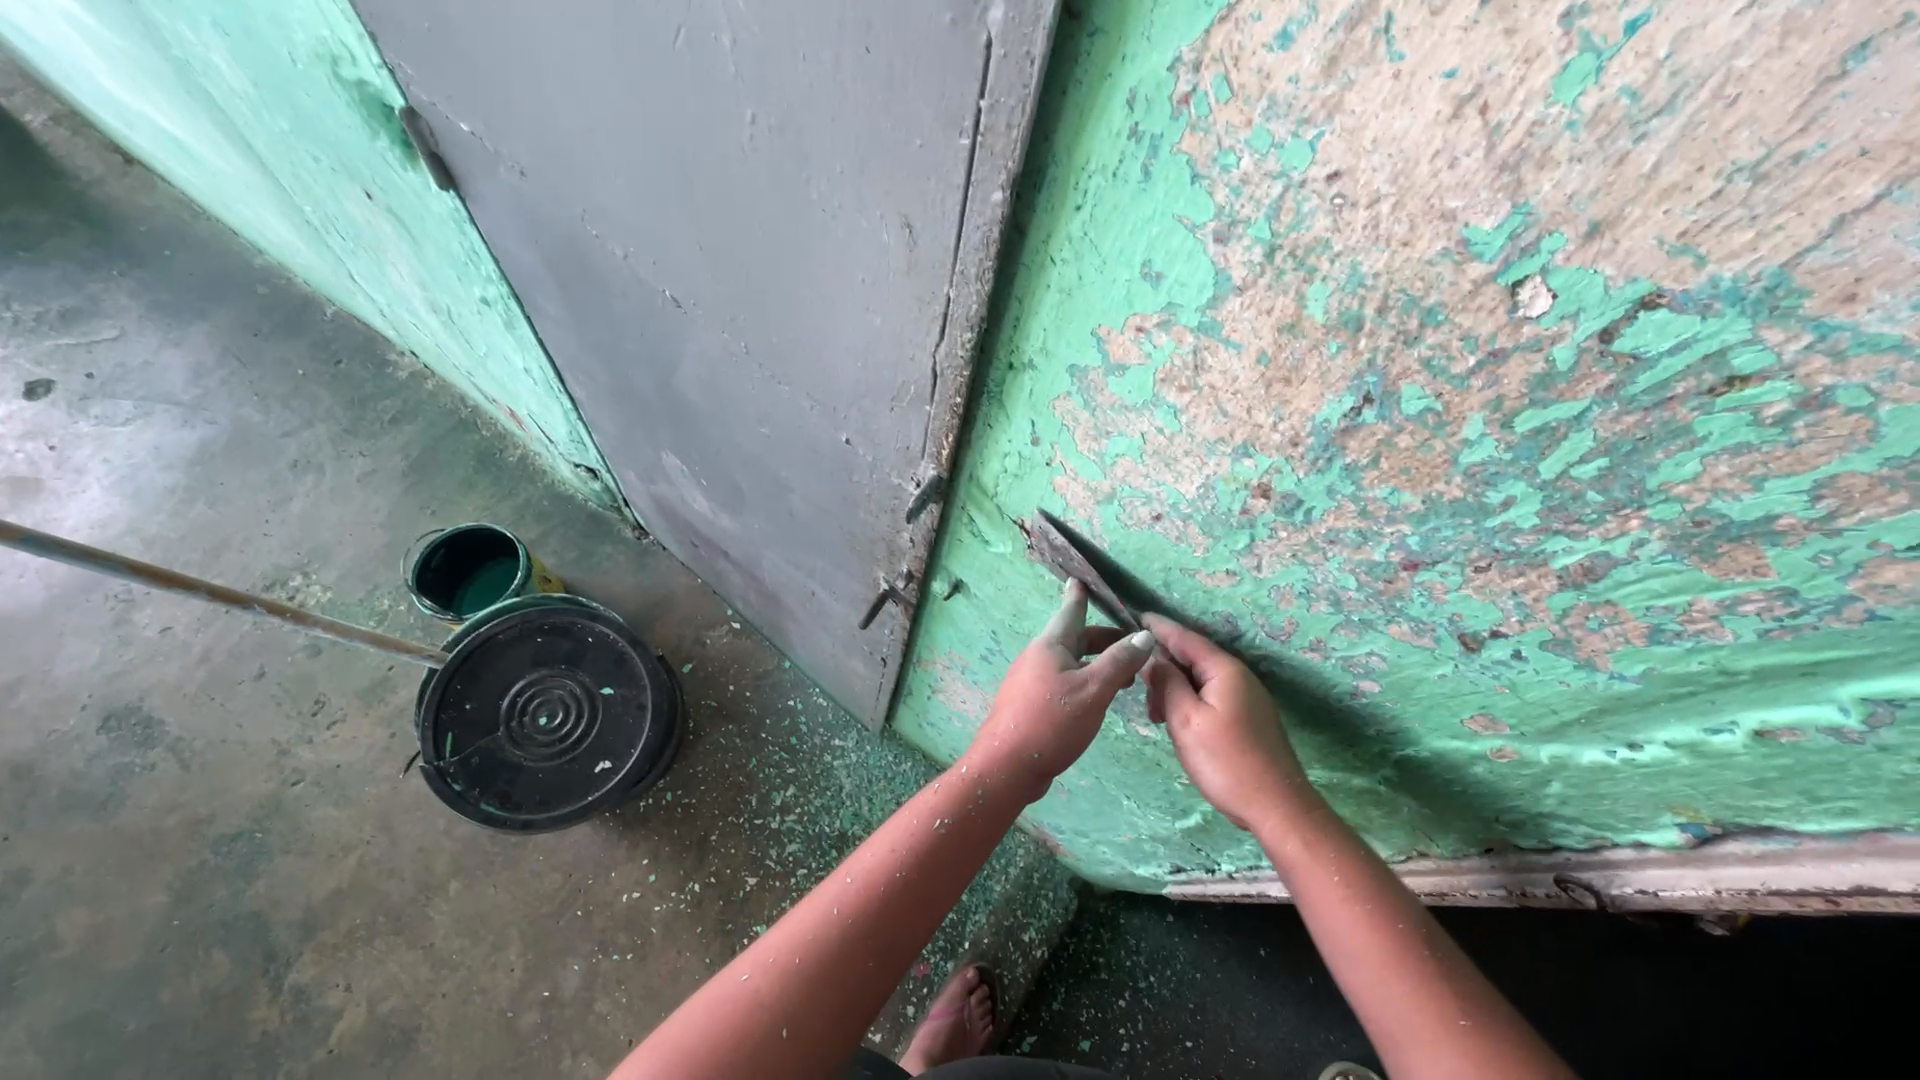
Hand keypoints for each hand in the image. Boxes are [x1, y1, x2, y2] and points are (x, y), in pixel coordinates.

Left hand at [964, 580, 1156, 798]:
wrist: (1007, 767)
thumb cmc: (1051, 721)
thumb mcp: (1094, 690)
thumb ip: (1120, 662)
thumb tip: (1144, 635)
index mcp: (1050, 646)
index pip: (1070, 612)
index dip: (1078, 595)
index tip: (1078, 579)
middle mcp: (1037, 658)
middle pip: (1074, 639)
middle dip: (1103, 640)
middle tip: (1132, 644)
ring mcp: (1030, 682)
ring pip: (1070, 663)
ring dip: (1096, 664)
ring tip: (1125, 678)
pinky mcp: (1029, 706)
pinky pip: (1062, 683)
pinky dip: (1084, 683)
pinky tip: (1097, 701)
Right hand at [1142, 613, 1316, 831]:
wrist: (1276, 807)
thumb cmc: (1226, 761)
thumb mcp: (1185, 720)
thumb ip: (1167, 683)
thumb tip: (1153, 659)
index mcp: (1224, 670)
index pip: (1185, 637)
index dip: (1159, 627)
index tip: (1134, 615)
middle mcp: (1239, 677)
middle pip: (1193, 658)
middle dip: (1163, 666)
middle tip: (1137, 688)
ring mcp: (1247, 698)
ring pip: (1201, 680)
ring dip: (1174, 688)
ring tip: (1155, 715)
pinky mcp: (1248, 718)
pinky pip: (1211, 696)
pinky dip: (1188, 701)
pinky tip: (1176, 722)